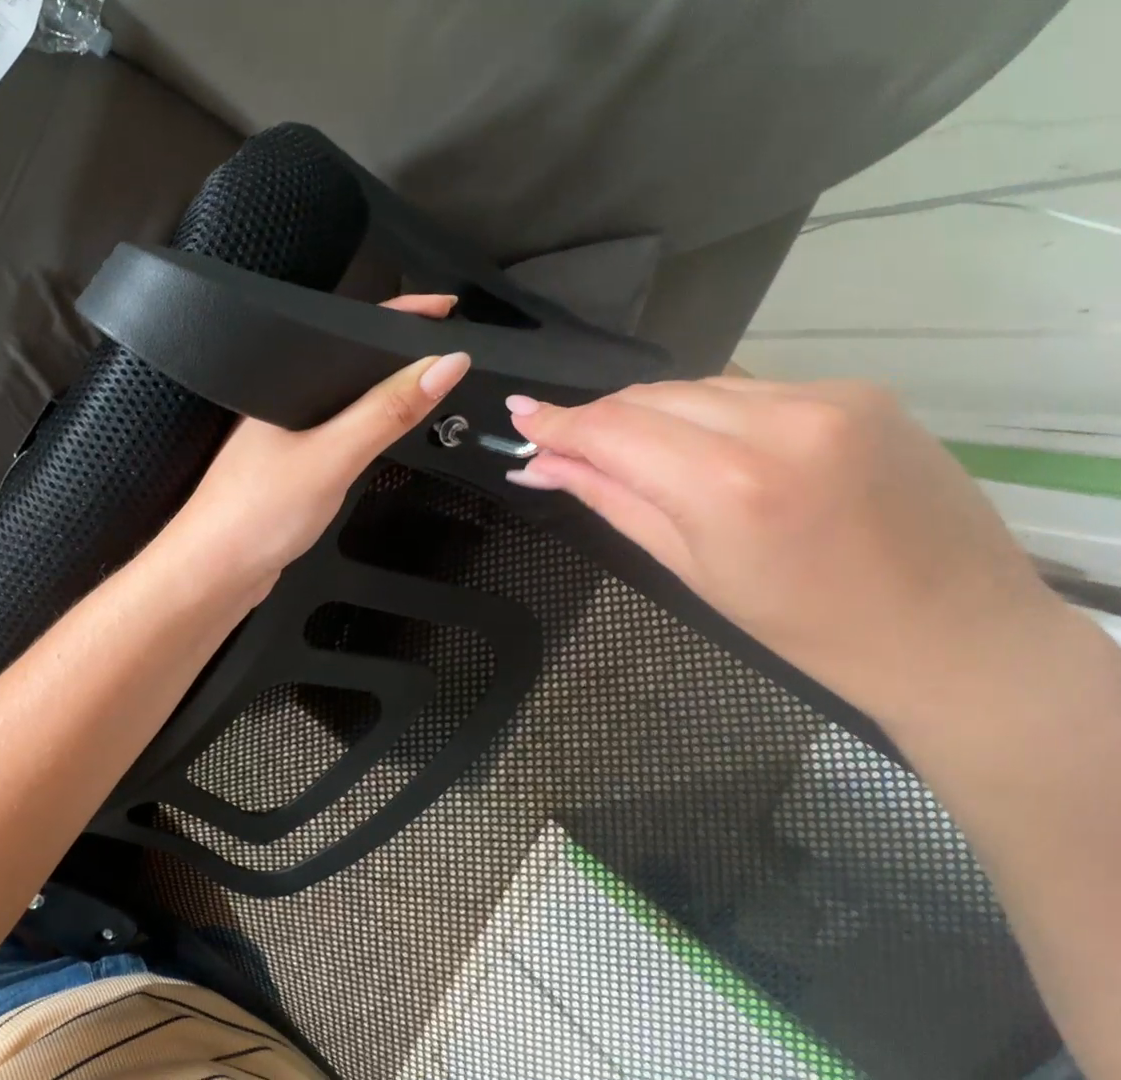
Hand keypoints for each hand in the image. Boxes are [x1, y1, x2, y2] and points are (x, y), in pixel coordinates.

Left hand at [153, 294, 471, 602]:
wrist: (212, 574)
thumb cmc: (253, 515)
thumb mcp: (333, 455)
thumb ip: (386, 410)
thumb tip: (443, 364)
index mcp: (283, 386)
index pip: (347, 333)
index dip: (399, 317)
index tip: (444, 308)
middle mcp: (280, 406)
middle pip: (346, 366)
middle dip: (395, 353)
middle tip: (445, 345)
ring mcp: (282, 438)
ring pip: (341, 404)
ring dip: (382, 393)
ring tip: (427, 383)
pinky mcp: (287, 469)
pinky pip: (335, 437)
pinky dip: (364, 431)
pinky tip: (381, 436)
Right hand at [503, 377, 1072, 730]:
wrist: (955, 633)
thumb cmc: (805, 625)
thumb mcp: (690, 569)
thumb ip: (610, 500)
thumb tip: (540, 464)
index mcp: (730, 483)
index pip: (615, 428)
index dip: (559, 422)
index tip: (520, 417)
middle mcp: (780, 421)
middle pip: (651, 397)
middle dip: (603, 418)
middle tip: (567, 445)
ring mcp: (829, 397)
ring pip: (699, 387)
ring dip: (655, 413)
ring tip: (640, 453)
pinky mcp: (861, 391)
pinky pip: (753, 389)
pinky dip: (713, 412)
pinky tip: (713, 448)